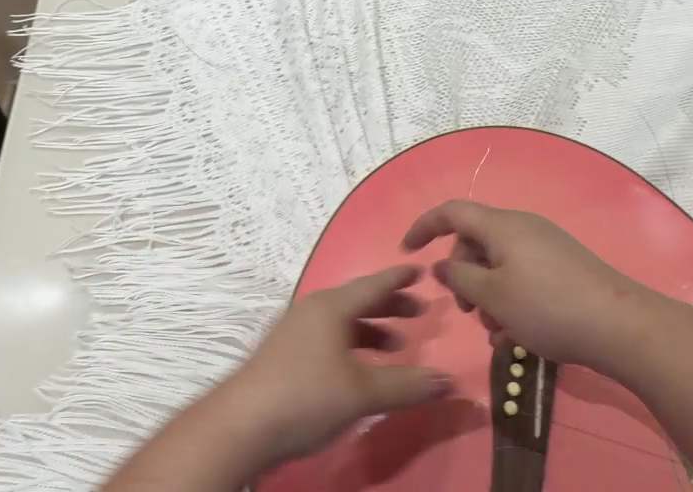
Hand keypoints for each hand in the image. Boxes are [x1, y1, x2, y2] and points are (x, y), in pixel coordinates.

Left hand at [217, 264, 453, 467]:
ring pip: (342, 321)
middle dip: (389, 305)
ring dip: (371, 329)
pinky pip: (330, 337)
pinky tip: (360, 367)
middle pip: (358, 301)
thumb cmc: (306, 395)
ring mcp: (296, 331)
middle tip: (418, 312)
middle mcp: (313, 310)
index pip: (373, 285)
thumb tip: (450, 381)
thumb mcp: (362, 392)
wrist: (243, 424)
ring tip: (396, 345)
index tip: (421, 269)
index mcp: (331, 306)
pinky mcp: (286, 354)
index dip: (399, 279)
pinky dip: (352, 344)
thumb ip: (406, 384)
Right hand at [402, 199, 651, 370]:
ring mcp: (545, 246)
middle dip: (463, 275)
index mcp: (502, 226)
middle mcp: (522, 227)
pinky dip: (510, 298)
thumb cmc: (549, 308)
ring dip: (488, 294)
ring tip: (497, 332)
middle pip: (476, 241)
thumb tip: (444, 267)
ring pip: (499, 263)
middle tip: (468, 311)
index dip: (425, 226)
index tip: (407, 250)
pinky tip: (516, 335)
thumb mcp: (494, 298)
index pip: (452, 212)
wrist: (621, 327)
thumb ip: (460, 280)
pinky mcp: (563, 267)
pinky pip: (521, 275)